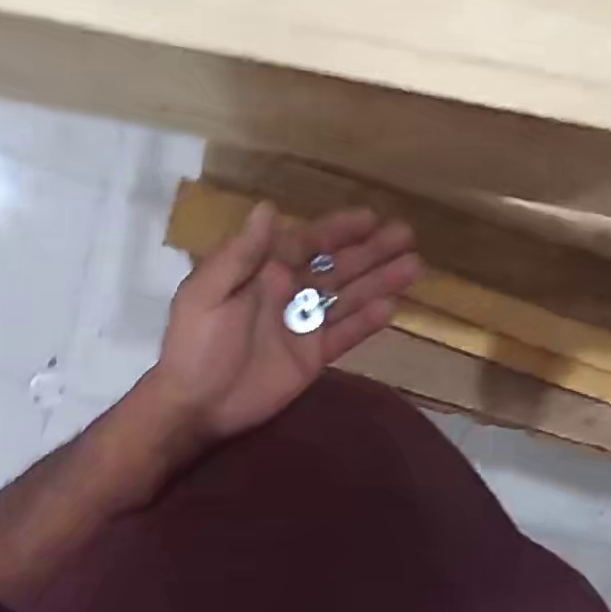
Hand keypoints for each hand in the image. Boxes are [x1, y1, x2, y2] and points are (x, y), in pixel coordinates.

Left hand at [146, 201, 421, 443]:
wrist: (196, 404)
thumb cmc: (196, 344)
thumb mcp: (207, 293)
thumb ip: (241, 254)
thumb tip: (269, 207)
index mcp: (263, 272)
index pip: (307, 243)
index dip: (339, 230)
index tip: (371, 217)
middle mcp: (289, 294)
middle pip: (336, 267)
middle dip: (371, 251)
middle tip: (407, 236)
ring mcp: (303, 326)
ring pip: (348, 297)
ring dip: (379, 281)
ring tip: (414, 266)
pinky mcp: (313, 357)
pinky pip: (345, 335)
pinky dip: (367, 322)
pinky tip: (392, 307)